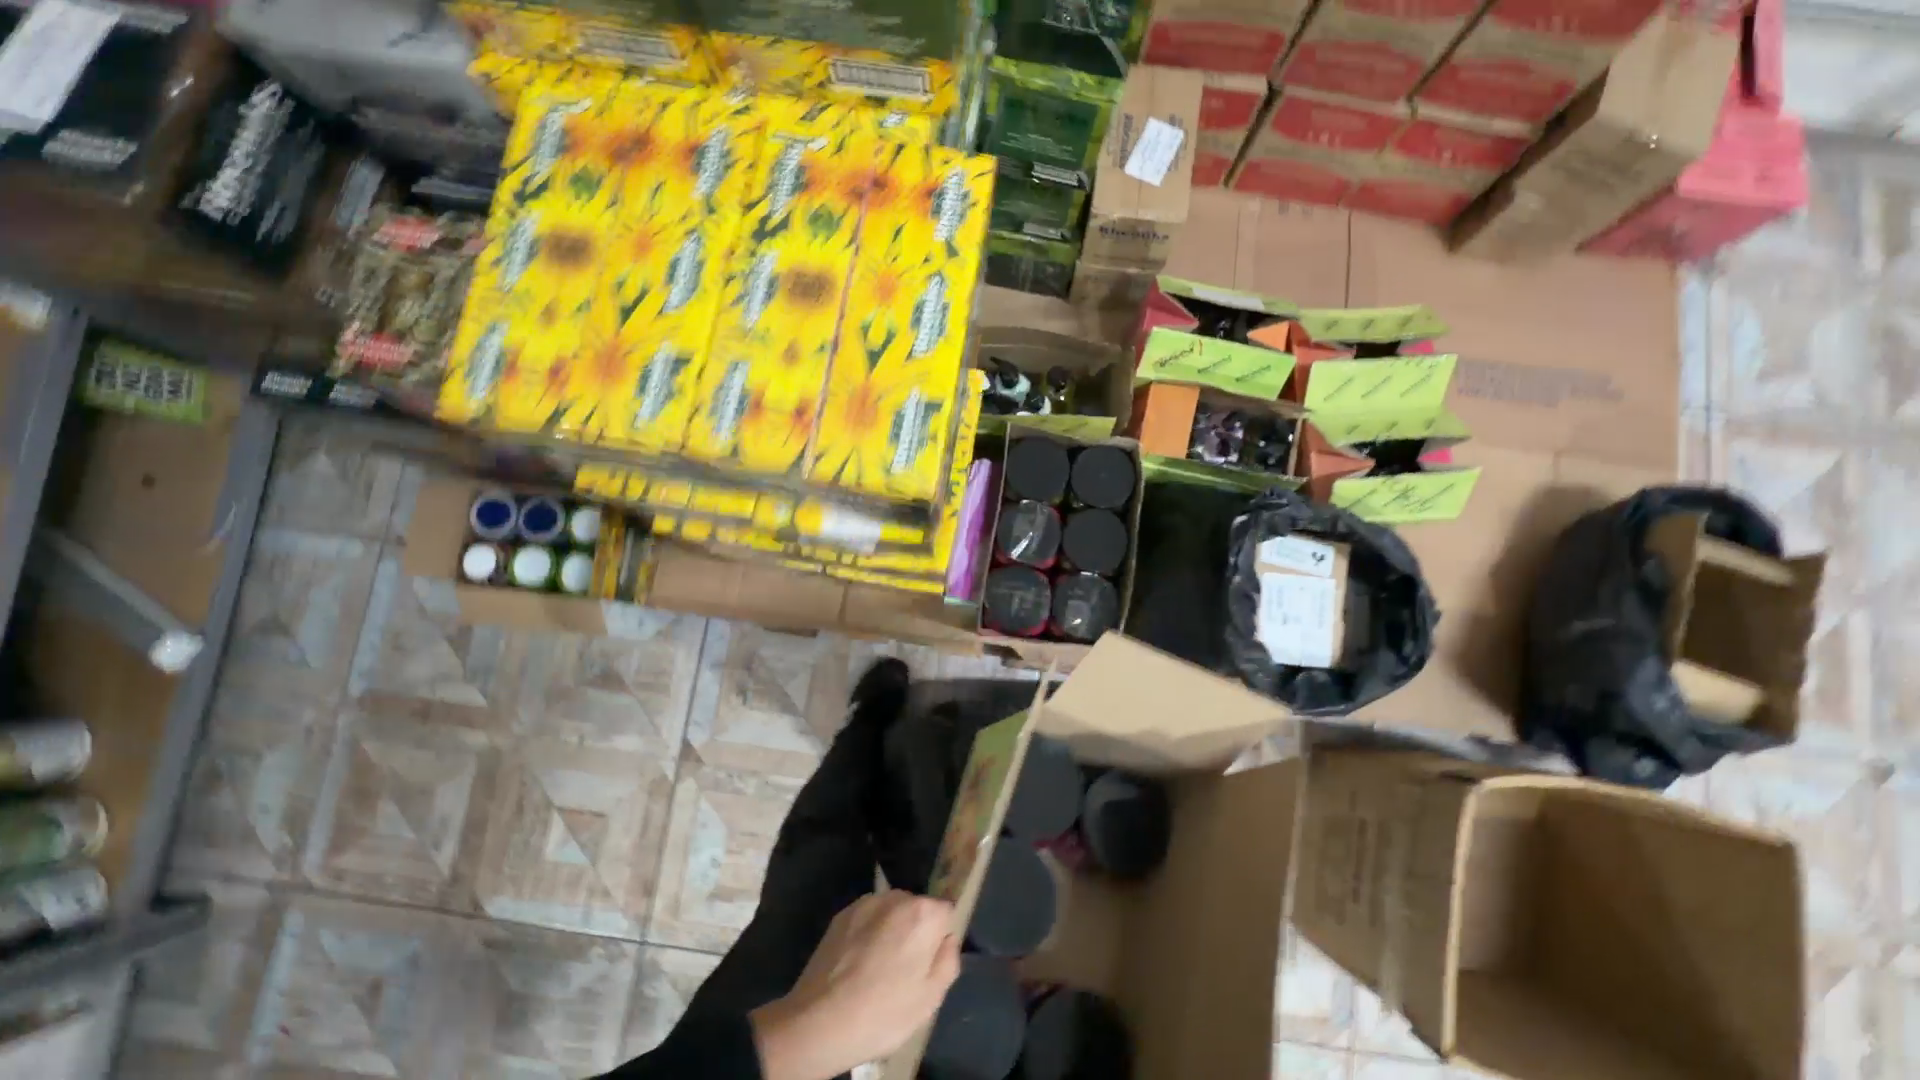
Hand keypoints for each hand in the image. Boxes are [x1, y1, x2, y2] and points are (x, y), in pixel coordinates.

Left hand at [750, 890, 961, 1079]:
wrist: (820, 1022)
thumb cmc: (885, 1012)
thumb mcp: (932, 997)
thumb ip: (948, 959)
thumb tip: (947, 939)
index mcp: (923, 913)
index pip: (945, 913)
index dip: (939, 938)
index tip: (928, 964)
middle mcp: (894, 898)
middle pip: (917, 909)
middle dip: (915, 931)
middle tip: (904, 971)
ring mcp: (863, 904)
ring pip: (890, 913)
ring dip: (890, 931)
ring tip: (877, 969)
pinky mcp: (839, 916)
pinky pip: (866, 920)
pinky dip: (867, 934)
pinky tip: (858, 965)